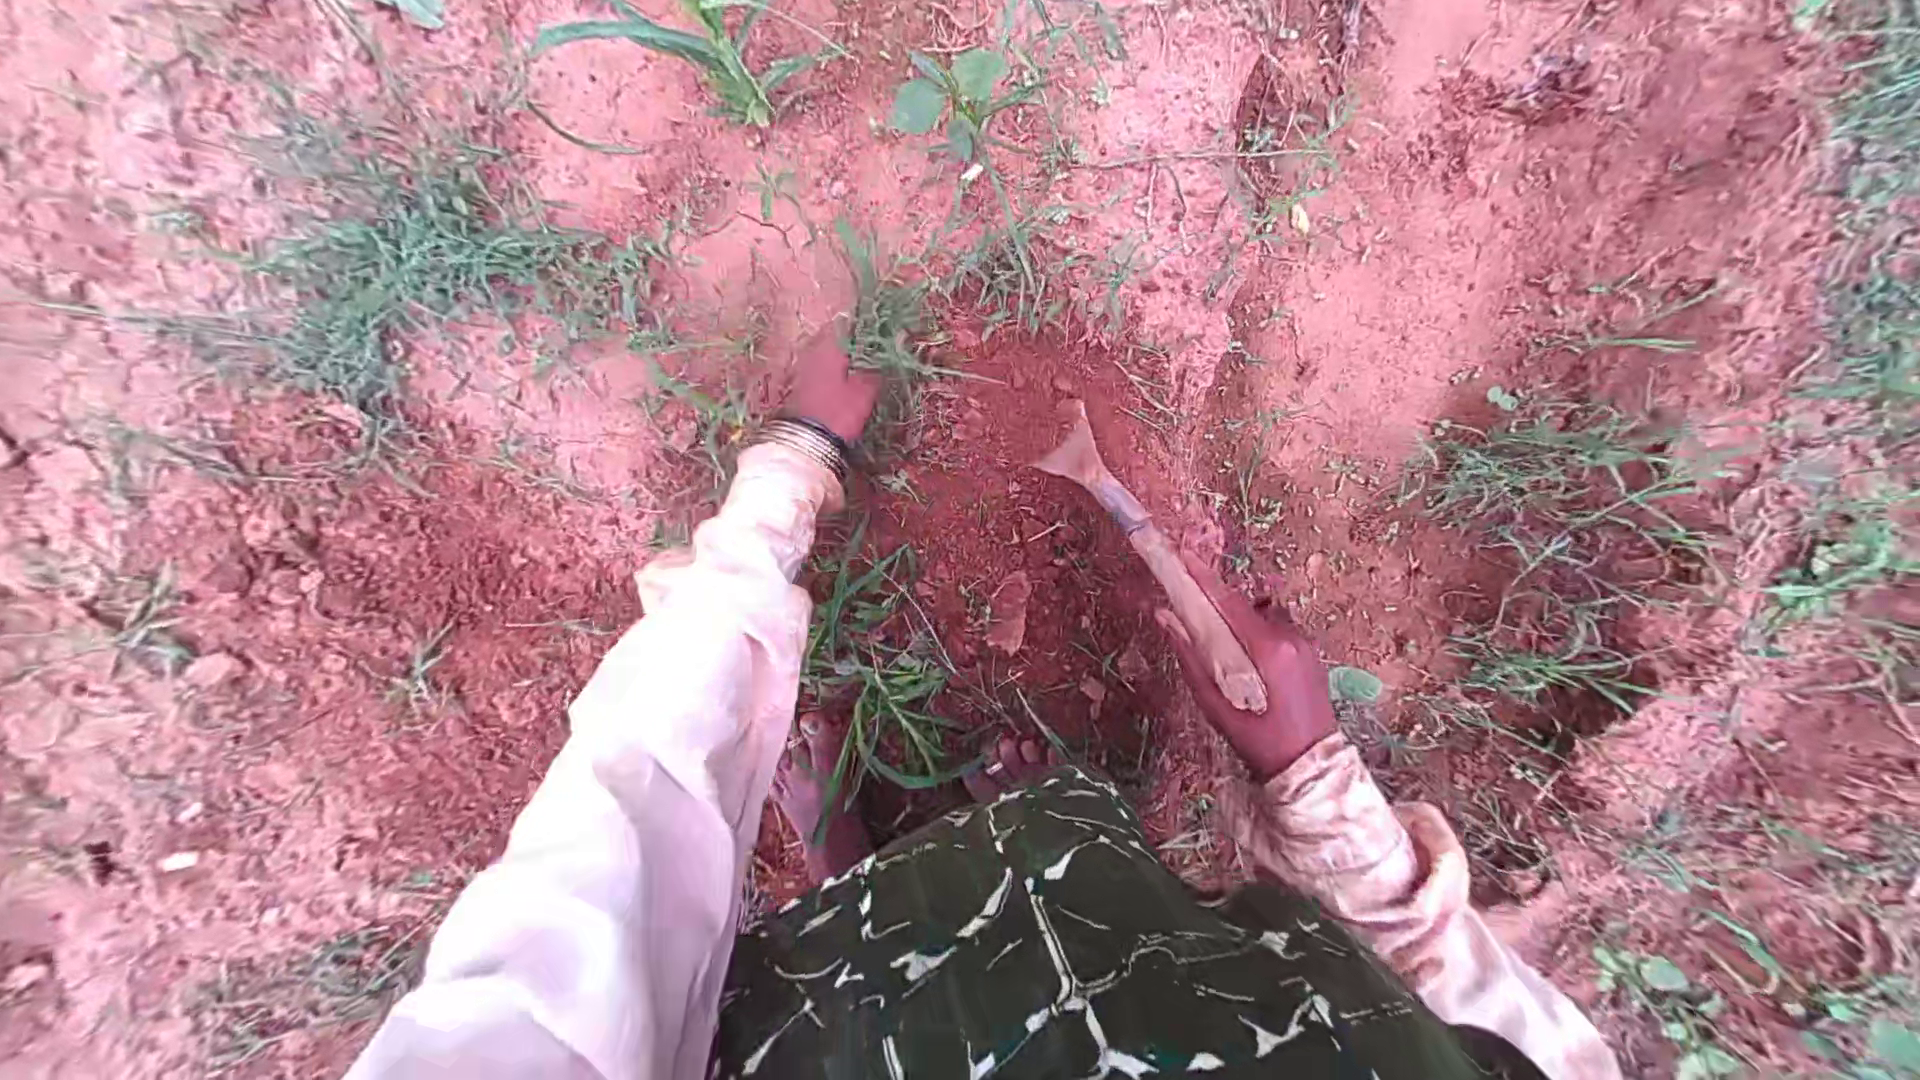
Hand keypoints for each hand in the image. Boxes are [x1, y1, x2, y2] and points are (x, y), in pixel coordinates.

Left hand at [783, 327, 880, 442]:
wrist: (807, 441)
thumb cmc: (838, 412)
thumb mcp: (863, 393)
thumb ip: (872, 375)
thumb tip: (878, 366)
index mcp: (828, 350)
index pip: (844, 329)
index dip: (860, 330)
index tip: (875, 335)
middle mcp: (811, 356)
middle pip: (832, 343)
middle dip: (849, 347)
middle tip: (868, 353)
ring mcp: (802, 373)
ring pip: (825, 360)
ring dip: (839, 363)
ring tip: (858, 370)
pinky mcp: (799, 390)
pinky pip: (819, 375)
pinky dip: (831, 377)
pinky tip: (841, 386)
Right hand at [1157, 551, 1337, 782]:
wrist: (1310, 766)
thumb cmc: (1256, 738)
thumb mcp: (1212, 701)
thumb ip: (1188, 654)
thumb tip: (1164, 616)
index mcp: (1267, 647)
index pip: (1229, 601)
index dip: (1204, 578)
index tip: (1184, 556)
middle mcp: (1291, 636)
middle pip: (1246, 604)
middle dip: (1221, 604)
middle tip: (1199, 617)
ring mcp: (1306, 643)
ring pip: (1264, 615)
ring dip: (1243, 620)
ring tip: (1229, 649)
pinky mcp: (1312, 652)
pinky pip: (1279, 628)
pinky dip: (1260, 634)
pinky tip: (1251, 661)